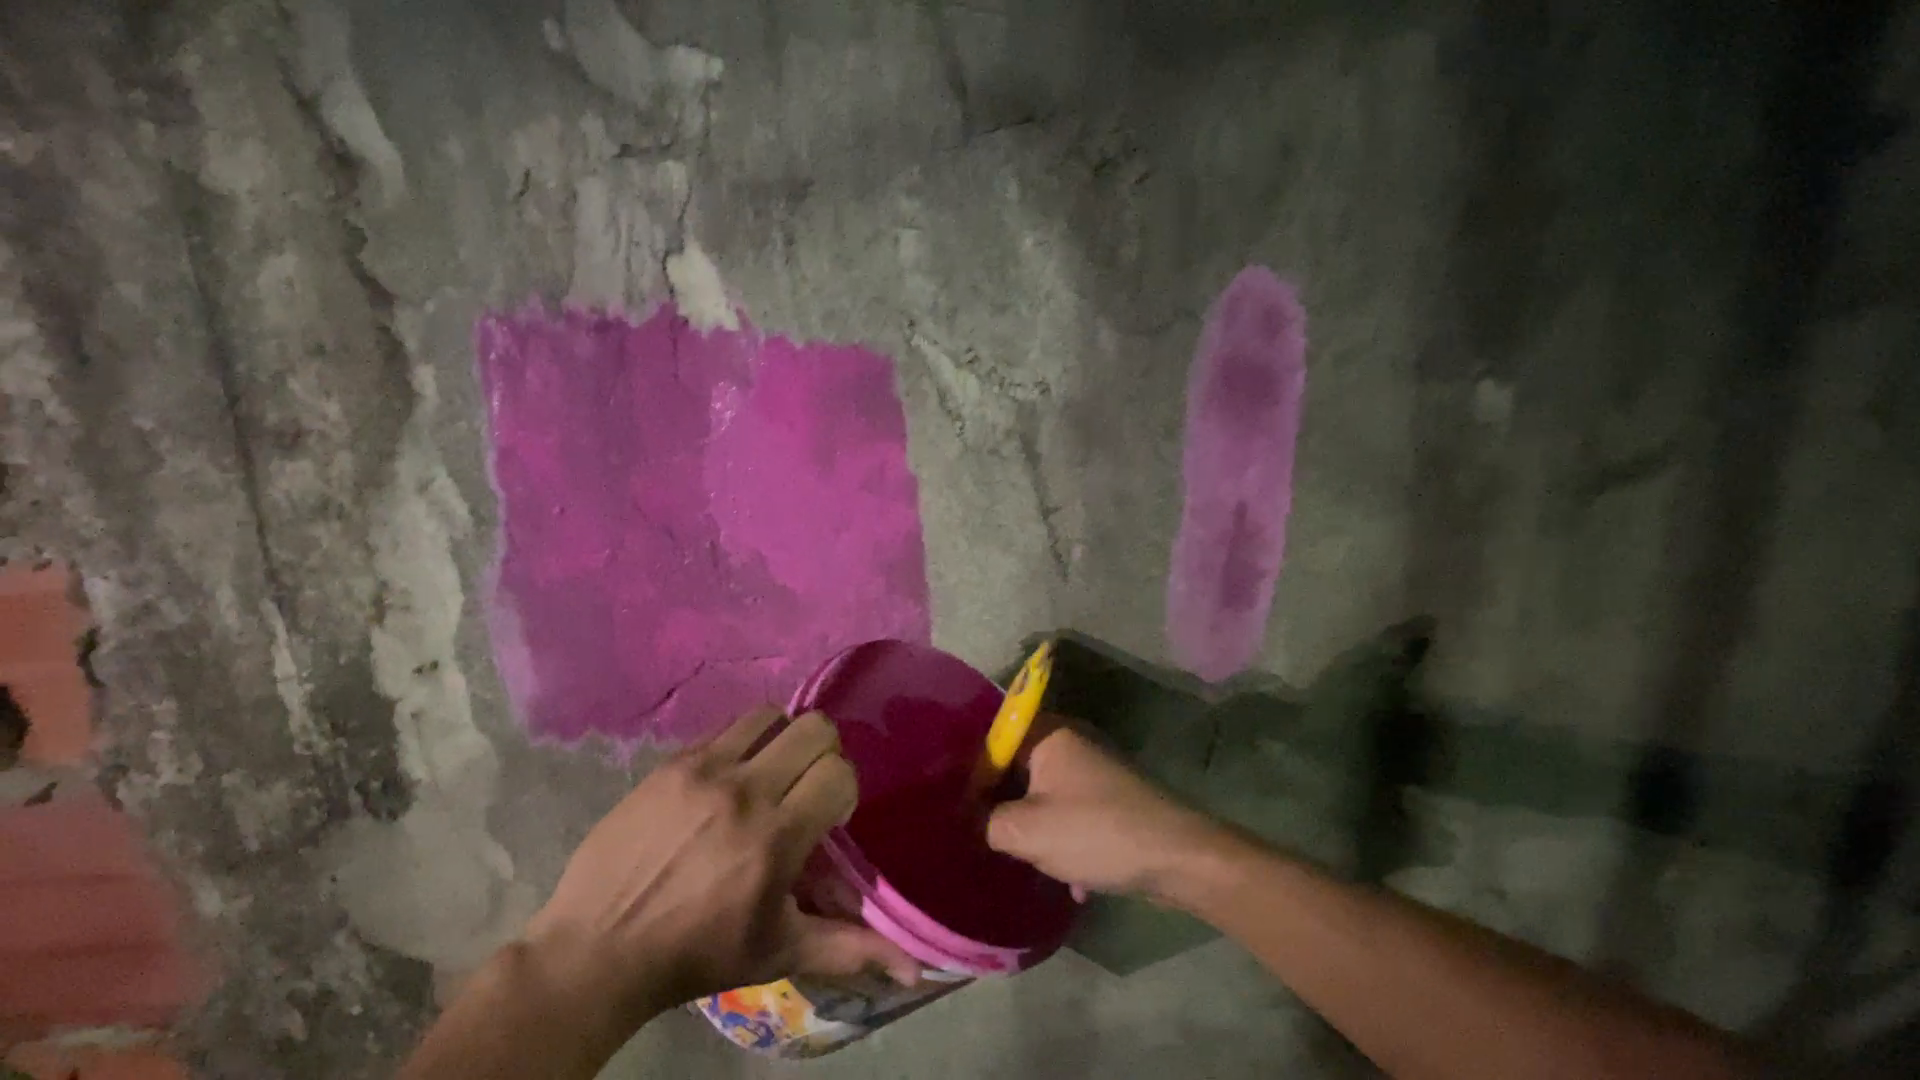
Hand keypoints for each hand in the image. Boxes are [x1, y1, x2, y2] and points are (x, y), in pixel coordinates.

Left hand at [521, 708, 917, 1021]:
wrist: (598, 949)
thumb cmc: (697, 954)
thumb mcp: (779, 952)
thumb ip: (851, 948)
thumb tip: (919, 969)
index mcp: (776, 837)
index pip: (840, 772)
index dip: (844, 791)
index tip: (828, 819)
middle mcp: (744, 791)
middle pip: (814, 728)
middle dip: (823, 754)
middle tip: (805, 787)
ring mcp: (701, 770)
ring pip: (769, 715)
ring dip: (781, 738)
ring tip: (768, 773)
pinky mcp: (668, 763)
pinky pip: (723, 727)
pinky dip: (738, 744)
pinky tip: (725, 780)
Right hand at [986, 722, 1232, 903]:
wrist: (1177, 858)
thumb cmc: (1095, 832)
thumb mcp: (1025, 832)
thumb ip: (984, 821)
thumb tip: (965, 818)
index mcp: (1047, 734)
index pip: (988, 738)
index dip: (964, 770)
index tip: (943, 802)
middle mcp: (1069, 741)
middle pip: (1013, 765)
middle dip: (993, 800)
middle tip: (965, 830)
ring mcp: (1091, 770)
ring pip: (1038, 792)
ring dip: (1024, 824)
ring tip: (1001, 854)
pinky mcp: (1106, 798)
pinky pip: (1065, 811)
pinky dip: (1056, 837)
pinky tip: (1055, 874)